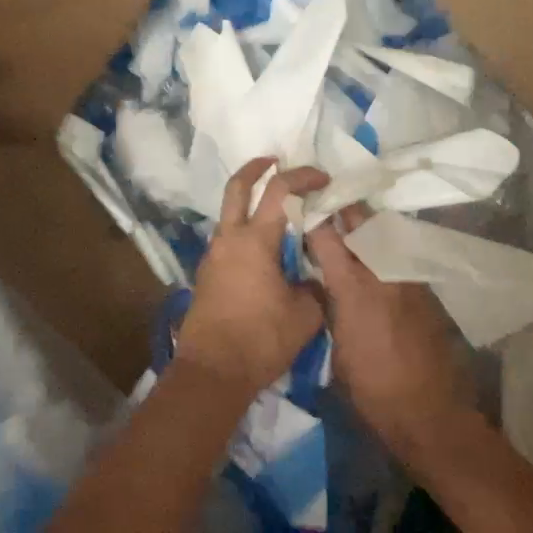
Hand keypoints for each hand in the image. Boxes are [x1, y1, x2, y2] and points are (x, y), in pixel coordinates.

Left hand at [177, 158, 328, 395]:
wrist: (212, 372)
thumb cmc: (261, 339)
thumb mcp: (305, 315)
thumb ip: (315, 287)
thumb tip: (313, 278)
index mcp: (254, 240)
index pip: (279, 190)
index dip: (302, 176)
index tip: (323, 178)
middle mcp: (229, 239)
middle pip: (236, 188)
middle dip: (255, 168)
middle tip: (274, 160)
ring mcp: (214, 256)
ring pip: (229, 214)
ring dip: (250, 203)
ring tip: (278, 211)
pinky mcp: (208, 275)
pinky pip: (228, 239)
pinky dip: (245, 230)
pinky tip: (266, 250)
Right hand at [306, 206, 479, 464]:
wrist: (428, 410)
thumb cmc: (371, 387)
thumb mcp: (334, 346)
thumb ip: (328, 305)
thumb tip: (321, 285)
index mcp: (351, 285)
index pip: (325, 234)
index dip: (310, 216)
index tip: (297, 206)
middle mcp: (380, 269)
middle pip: (359, 219)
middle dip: (340, 207)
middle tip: (323, 201)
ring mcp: (406, 275)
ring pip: (382, 230)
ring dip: (363, 223)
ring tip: (345, 223)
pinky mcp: (423, 286)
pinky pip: (397, 253)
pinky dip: (382, 247)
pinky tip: (370, 256)